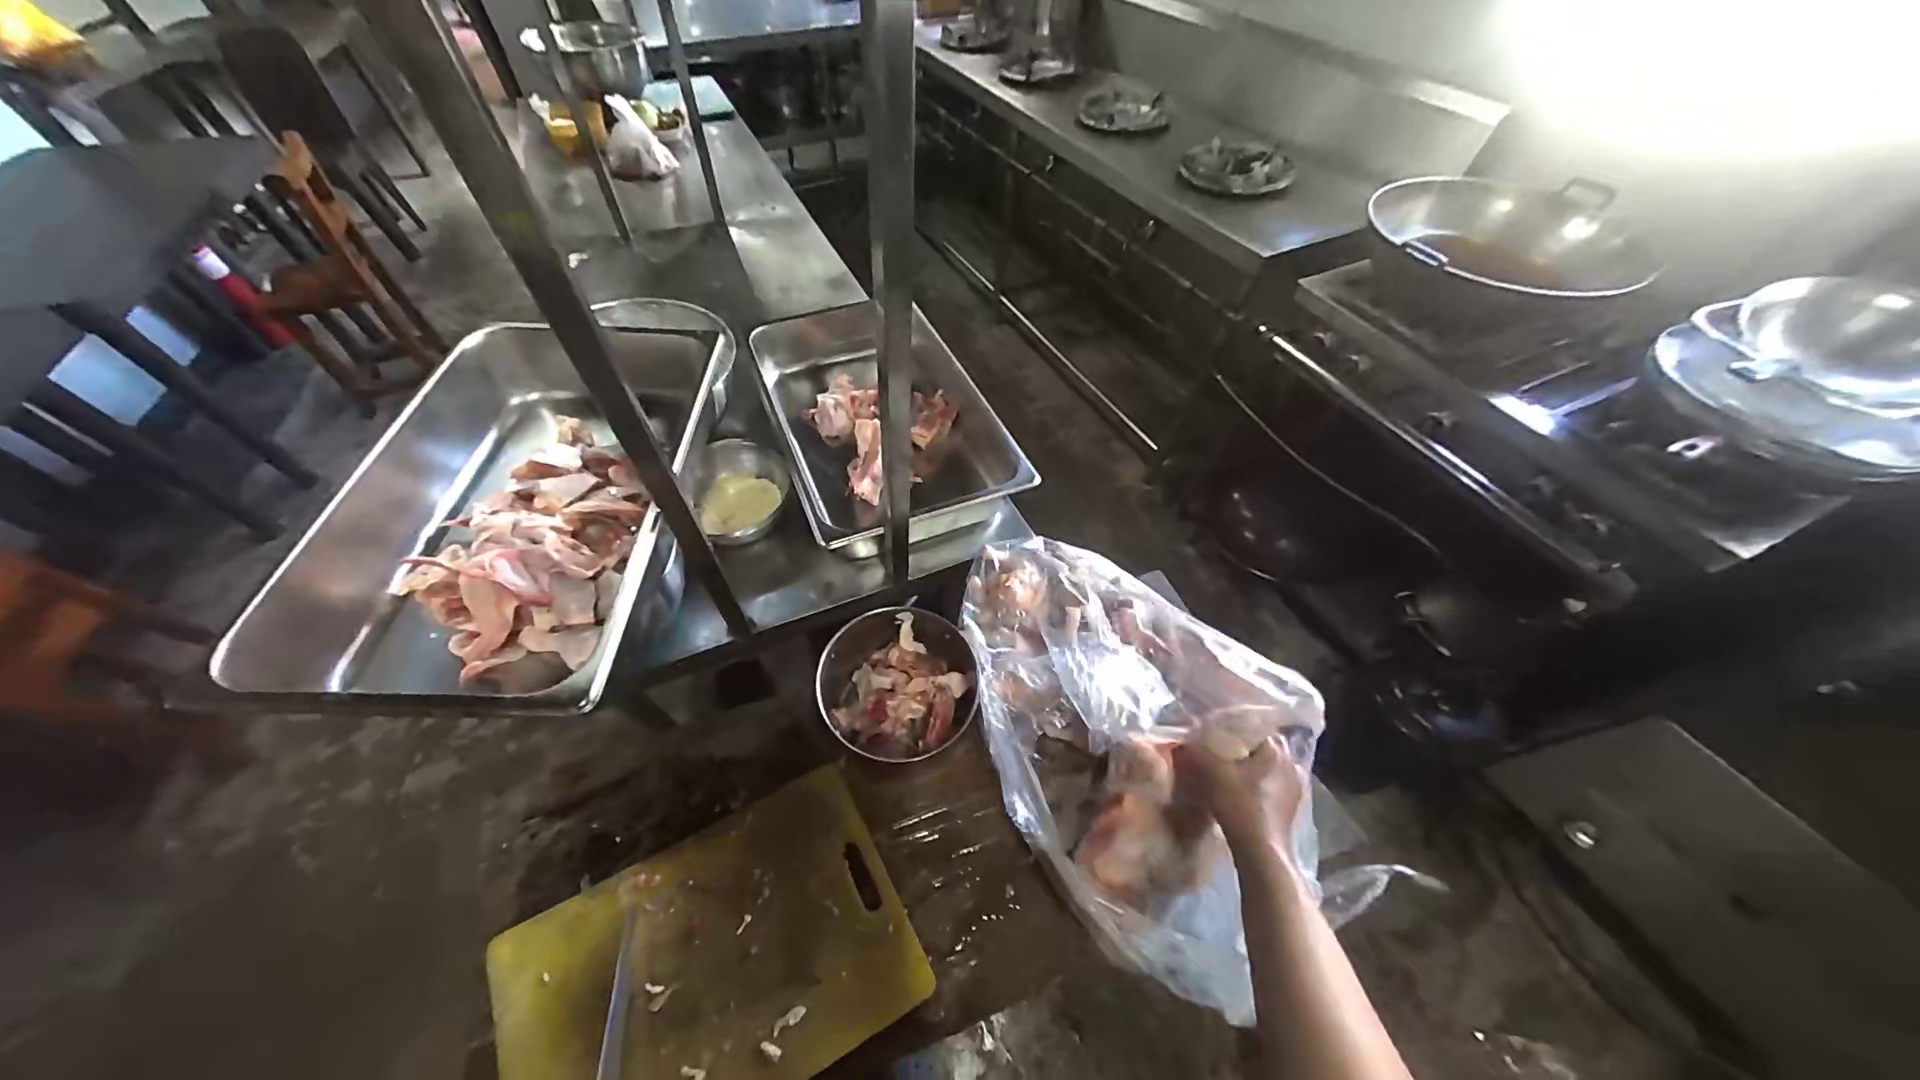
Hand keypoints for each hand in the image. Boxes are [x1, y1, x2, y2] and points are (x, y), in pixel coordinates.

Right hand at [1173, 737, 1306, 857]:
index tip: (1216, 730)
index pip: (1256, 725)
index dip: (1234, 726)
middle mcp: (1292, 764)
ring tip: (1228, 772)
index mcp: (1276, 749)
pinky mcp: (1293, 808)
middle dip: (1243, 747)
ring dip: (1252, 768)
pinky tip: (1241, 793)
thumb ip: (1196, 750)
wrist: (1261, 851)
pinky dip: (1258, 785)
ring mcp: (1296, 788)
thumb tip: (1183, 741)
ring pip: (1269, 767)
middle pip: (1263, 747)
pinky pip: (1272, 786)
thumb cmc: (1239, 804)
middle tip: (1219, 750)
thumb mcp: (1210, 772)